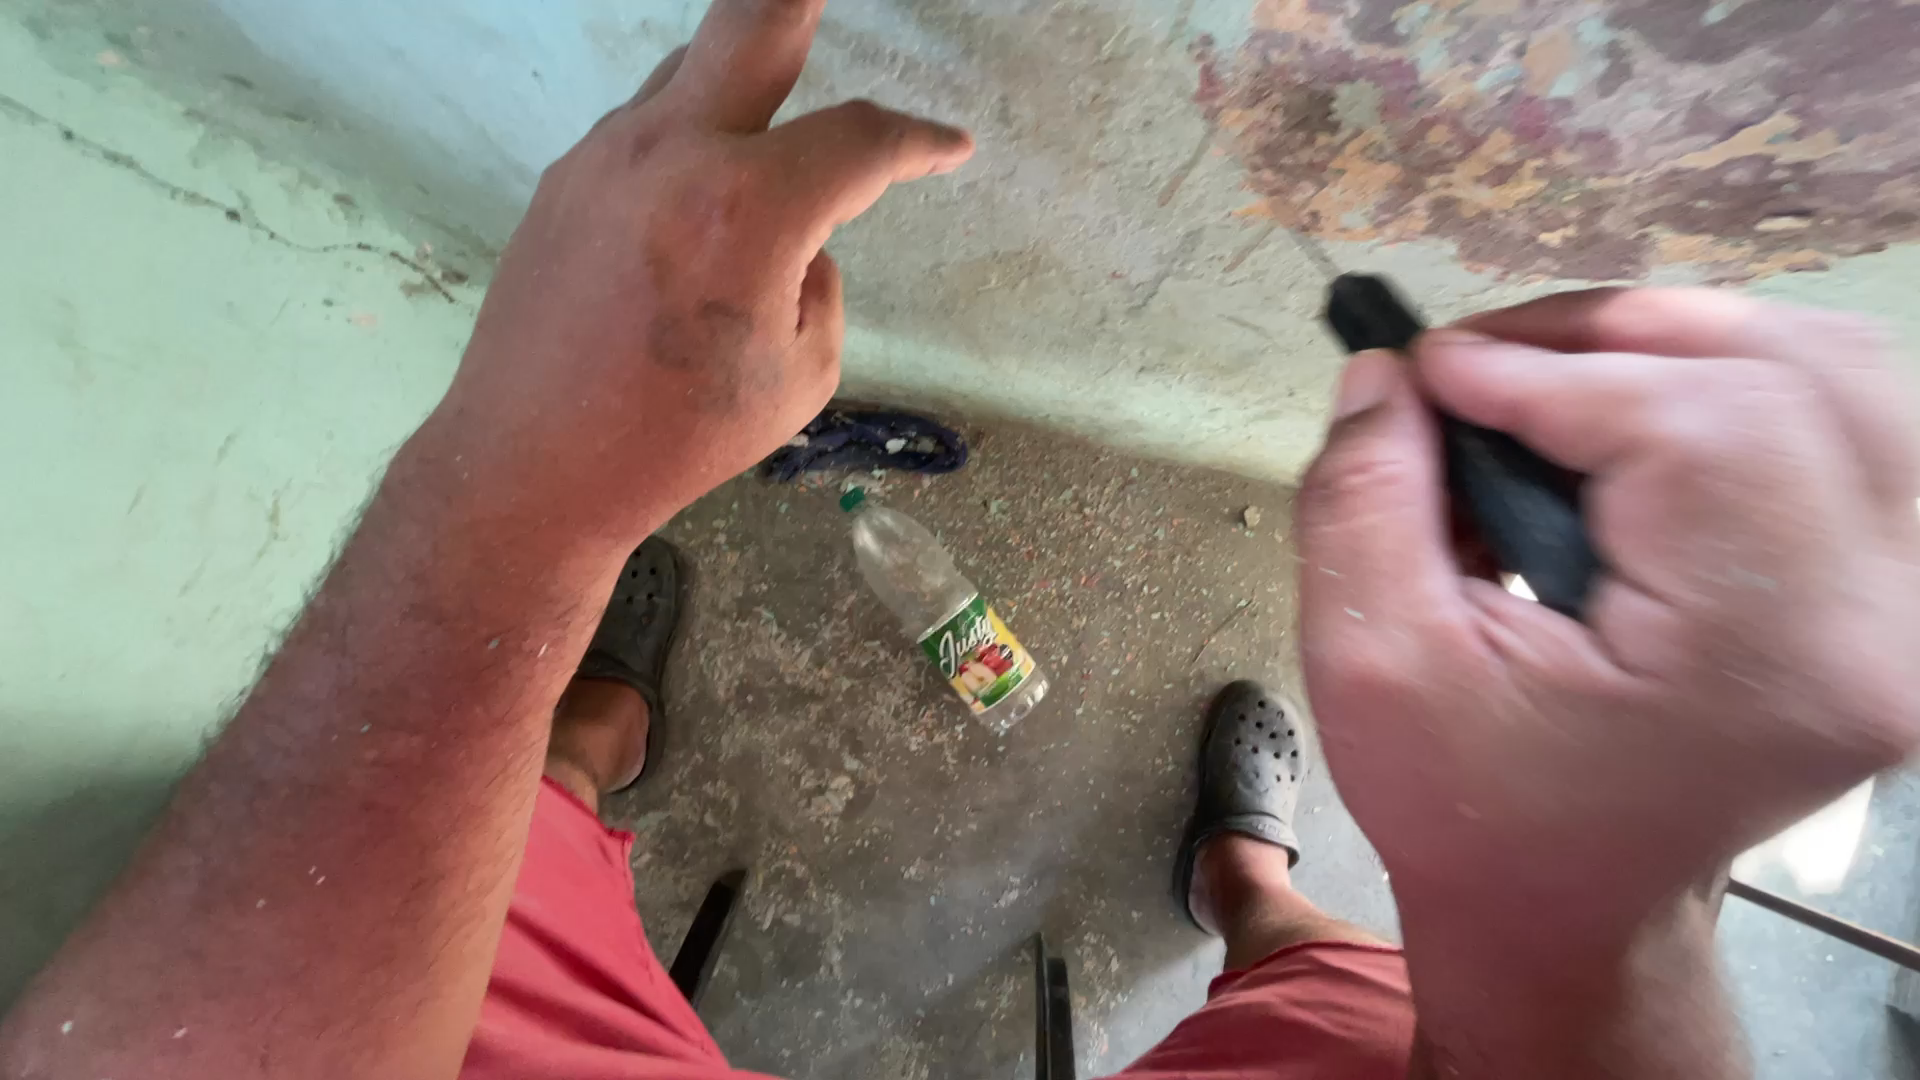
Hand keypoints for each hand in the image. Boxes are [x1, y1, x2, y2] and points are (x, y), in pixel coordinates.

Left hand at [426, 0, 972, 540]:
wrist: (539, 460)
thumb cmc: (686, 435)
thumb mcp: (802, 375)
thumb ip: (821, 290)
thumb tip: (803, 248)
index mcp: (751, 208)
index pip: (860, 143)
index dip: (920, 143)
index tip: (952, 149)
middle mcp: (674, 152)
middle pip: (753, 23)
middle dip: (802, 2)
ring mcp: (606, 156)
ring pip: (692, 75)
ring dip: (745, 85)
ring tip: (769, 131)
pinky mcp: (564, 182)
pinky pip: (650, 130)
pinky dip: (694, 141)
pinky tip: (700, 197)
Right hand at [1296, 288, 1919, 941]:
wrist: (1548, 895)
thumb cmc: (1451, 798)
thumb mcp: (1364, 658)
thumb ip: (1360, 504)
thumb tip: (1383, 379)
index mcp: (1764, 656)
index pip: (1697, 426)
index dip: (1540, 370)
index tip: (1421, 375)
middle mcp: (1887, 621)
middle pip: (1796, 376)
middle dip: (1603, 336)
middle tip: (1469, 363)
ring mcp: (1900, 605)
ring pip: (1830, 381)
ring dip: (1655, 352)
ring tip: (1523, 383)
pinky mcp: (1870, 592)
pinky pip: (1824, 427)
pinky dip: (1693, 390)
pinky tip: (1586, 432)